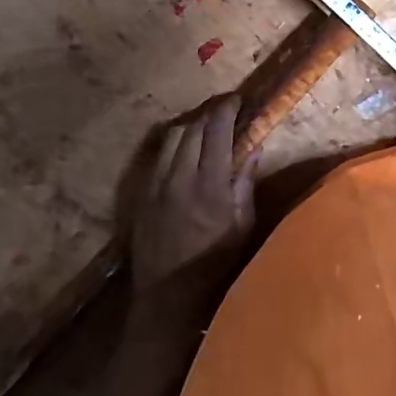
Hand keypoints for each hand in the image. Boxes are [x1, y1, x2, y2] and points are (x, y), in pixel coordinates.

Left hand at [130, 95, 258, 307]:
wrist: (168, 296)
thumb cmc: (216, 262)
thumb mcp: (242, 225)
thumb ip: (245, 183)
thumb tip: (252, 148)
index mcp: (209, 183)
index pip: (216, 130)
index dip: (227, 109)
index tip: (237, 100)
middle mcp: (179, 177)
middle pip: (192, 127)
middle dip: (210, 113)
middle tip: (225, 111)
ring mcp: (156, 184)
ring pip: (172, 137)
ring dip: (191, 126)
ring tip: (205, 128)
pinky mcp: (142, 194)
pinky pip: (158, 156)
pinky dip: (174, 145)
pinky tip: (184, 152)